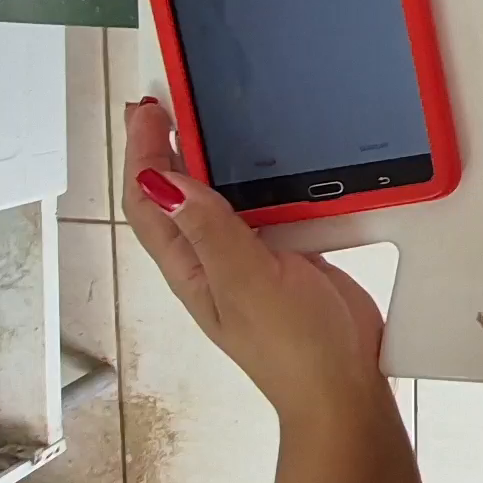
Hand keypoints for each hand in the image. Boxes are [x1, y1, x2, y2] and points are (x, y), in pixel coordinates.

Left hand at [121, 100, 387, 426]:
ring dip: (215, 161)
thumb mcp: (247, 283)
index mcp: (191, 267)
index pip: (149, 205)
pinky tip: (280, 163)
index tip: (148, 111)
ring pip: (224, 198)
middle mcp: (214, 257)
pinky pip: (267, 206)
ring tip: (219, 122)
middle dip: (167, 150)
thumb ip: (212, 232)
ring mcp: (253, 255)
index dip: (140, 156)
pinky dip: (264, 179)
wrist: (342, 379)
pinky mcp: (292, 252)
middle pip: (178, 196)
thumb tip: (163, 181)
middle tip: (174, 103)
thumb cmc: (291, 341)